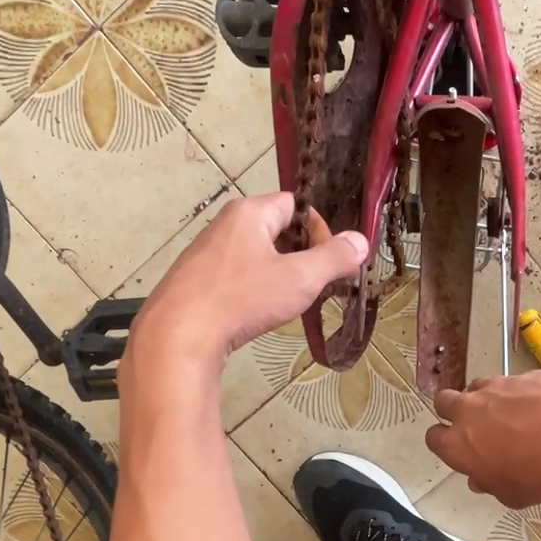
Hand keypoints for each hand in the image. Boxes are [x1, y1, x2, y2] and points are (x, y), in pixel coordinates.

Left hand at [124, 193, 369, 370]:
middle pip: (278, 229)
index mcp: (250, 212)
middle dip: (303, 254)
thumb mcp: (300, 279)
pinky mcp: (197, 280)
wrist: (179, 335)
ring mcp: (208, 252)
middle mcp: (226, 224)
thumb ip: (334, 258)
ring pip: (259, 254)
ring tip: (291, 303)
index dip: (320, 230)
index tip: (331, 262)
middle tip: (317, 285)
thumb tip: (361, 240)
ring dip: (281, 274)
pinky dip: (257, 289)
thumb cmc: (242, 299)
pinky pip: (239, 274)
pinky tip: (259, 313)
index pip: (296, 205)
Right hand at [425, 370, 540, 507]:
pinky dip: (518, 393)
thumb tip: (480, 479)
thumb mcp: (513, 495)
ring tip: (511, 415)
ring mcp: (493, 386)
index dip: (446, 444)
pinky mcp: (520, 373)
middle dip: (456, 412)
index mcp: (457, 444)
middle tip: (477, 426)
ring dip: (486, 399)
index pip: (433, 438)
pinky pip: (510, 383)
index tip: (462, 452)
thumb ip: (490, 484)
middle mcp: (467, 410)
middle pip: (444, 402)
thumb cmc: (540, 471)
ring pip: (476, 387)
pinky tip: (539, 406)